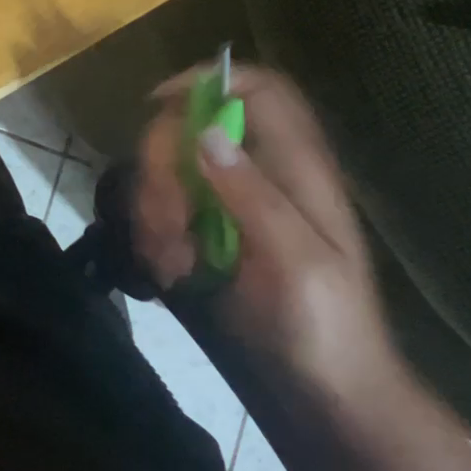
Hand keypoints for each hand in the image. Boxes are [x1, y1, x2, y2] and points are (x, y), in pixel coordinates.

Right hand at [132, 65, 401, 401]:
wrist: (320, 390)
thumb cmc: (324, 326)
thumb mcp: (297, 262)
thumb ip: (253, 195)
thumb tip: (207, 132)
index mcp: (296, 169)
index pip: (258, 88)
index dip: (209, 80)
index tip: (158, 105)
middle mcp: (254, 173)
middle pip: (183, 129)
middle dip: (159, 173)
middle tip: (166, 224)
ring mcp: (221, 201)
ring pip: (157, 171)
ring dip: (148, 214)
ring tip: (170, 263)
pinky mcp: (195, 230)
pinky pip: (148, 209)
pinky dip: (146, 237)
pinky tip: (166, 271)